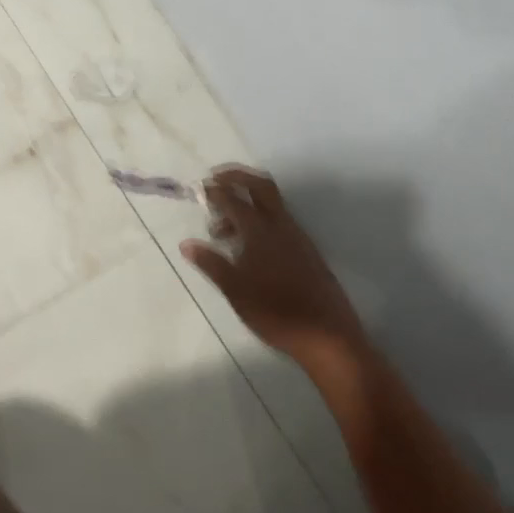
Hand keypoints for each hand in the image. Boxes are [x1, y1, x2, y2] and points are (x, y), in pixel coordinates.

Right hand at [182, 166, 368, 370]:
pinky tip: (247, 246)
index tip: (198, 188)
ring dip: (246, 203)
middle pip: (260, 186)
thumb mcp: (235, 290)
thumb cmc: (276, 312)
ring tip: (222, 229)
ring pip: (271, 205)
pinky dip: (260, 220)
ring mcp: (297, 236)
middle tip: (215, 182)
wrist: (327, 335)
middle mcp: (281, 226)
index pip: (234, 199)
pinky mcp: (306, 250)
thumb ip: (211, 263)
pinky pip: (279, 221)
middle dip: (236, 177)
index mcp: (261, 231)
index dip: (214, 190)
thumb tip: (186, 244)